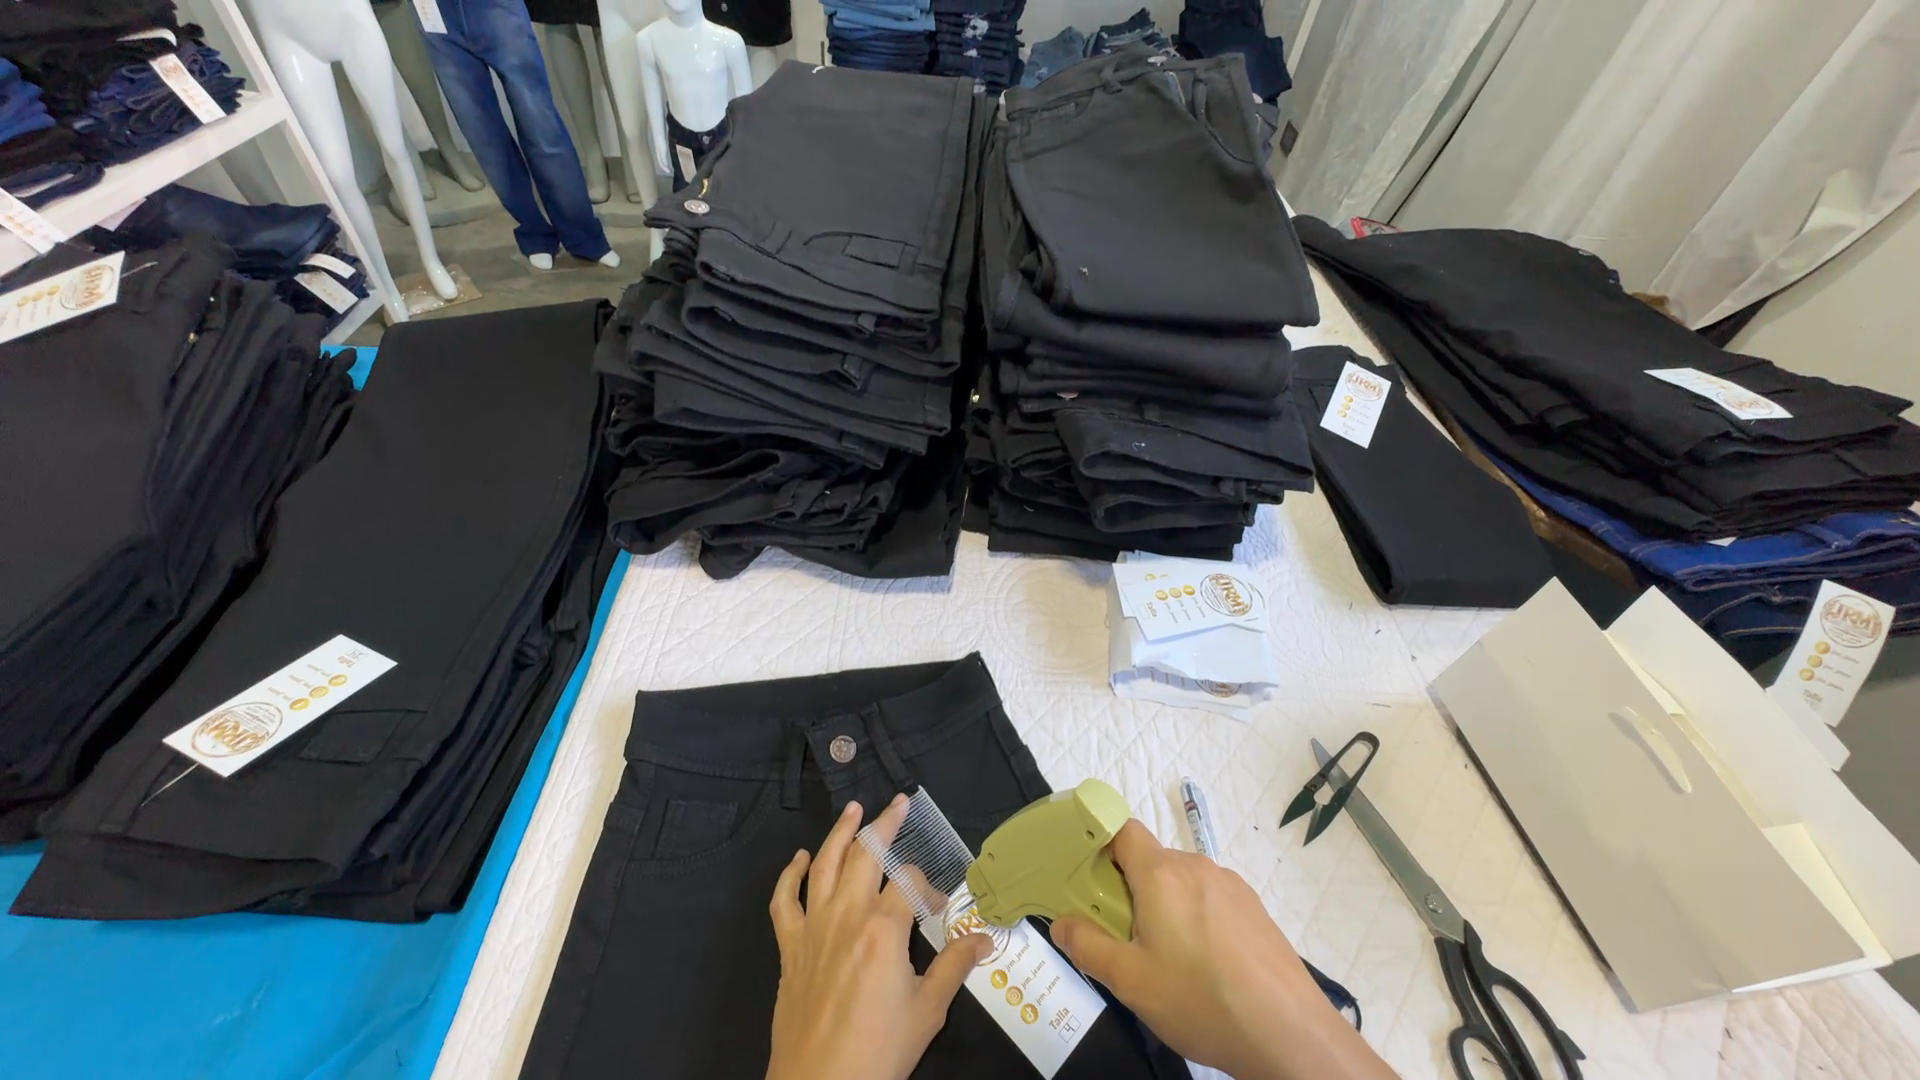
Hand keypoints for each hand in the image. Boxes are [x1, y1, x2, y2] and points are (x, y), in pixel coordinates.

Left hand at [765, 795, 991, 1079]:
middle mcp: (847, 915)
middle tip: (899, 802)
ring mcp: (813, 928)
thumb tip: (985, 939)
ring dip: (839, 832)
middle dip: (885, 823)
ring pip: (824, 864)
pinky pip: (784, 901)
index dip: (930, 887)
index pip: (911, 882)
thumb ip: (954, 966)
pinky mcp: (789, 946)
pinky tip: (798, 858)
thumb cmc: (879, 1051)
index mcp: (884, 929)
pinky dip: (789, 875)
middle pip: (866, 854)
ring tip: (853, 808)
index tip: (941, 907)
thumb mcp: (928, 1010)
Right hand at [1052, 821, 1396, 1079]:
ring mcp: (1232, 886)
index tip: (1089, 882)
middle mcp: (1197, 866)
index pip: (1123, 829)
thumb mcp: (1130, 982)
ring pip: (1182, 882)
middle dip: (1129, 889)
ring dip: (1164, 906)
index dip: (1101, 845)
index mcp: (1162, 873)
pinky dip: (1195, 918)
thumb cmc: (1200, 1000)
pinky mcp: (1255, 909)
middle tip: (1122, 936)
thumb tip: (1061, 924)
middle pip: (1151, 860)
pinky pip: (1210, 899)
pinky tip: (1204, 966)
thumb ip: (1088, 947)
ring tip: (1165, 959)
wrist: (1290, 1035)